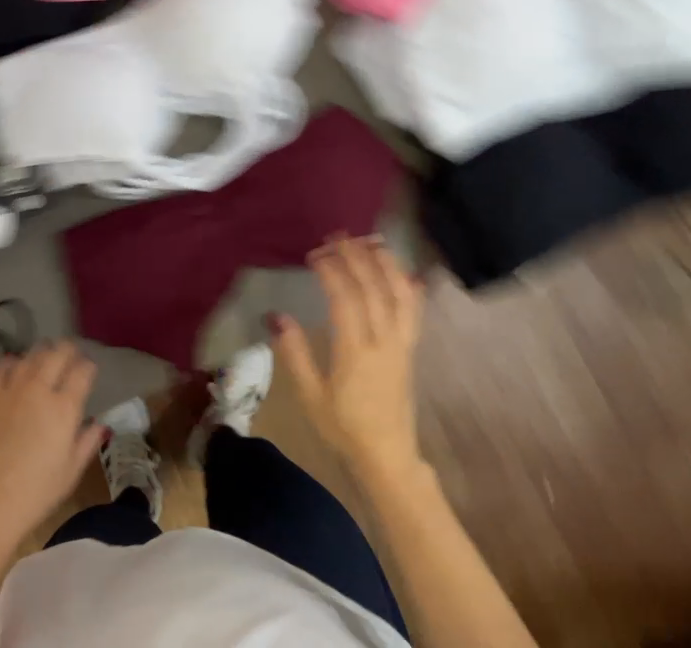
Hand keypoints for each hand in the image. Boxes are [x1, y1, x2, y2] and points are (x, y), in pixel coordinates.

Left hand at [0, 342, 103, 555]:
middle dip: (68, 351)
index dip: (89, 366)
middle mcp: (39, 390)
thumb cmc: (37, 492)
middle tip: (72, 356)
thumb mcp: (72, 471)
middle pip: (57, 354)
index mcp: (65, 408)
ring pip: (31, 356)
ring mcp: (12, 391)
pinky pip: (2, 367)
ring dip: (43, 353)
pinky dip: (13, 362)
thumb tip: (100, 424)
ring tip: (47, 359)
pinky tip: (15, 366)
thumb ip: (88, 441)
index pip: (83, 371)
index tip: (90, 370)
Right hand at [271, 234, 425, 475]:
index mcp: (355, 353)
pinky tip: (405, 273)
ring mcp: (402, 346)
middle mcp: (384, 343)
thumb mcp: (311, 395)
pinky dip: (411, 289)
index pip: (346, 300)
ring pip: (400, 297)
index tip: (315, 254)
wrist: (387, 454)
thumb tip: (276, 316)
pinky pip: (414, 313)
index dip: (332, 272)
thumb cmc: (343, 426)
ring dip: (386, 265)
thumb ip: (295, 354)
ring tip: (372, 242)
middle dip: (356, 259)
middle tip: (338, 237)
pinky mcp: (410, 350)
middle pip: (374, 291)